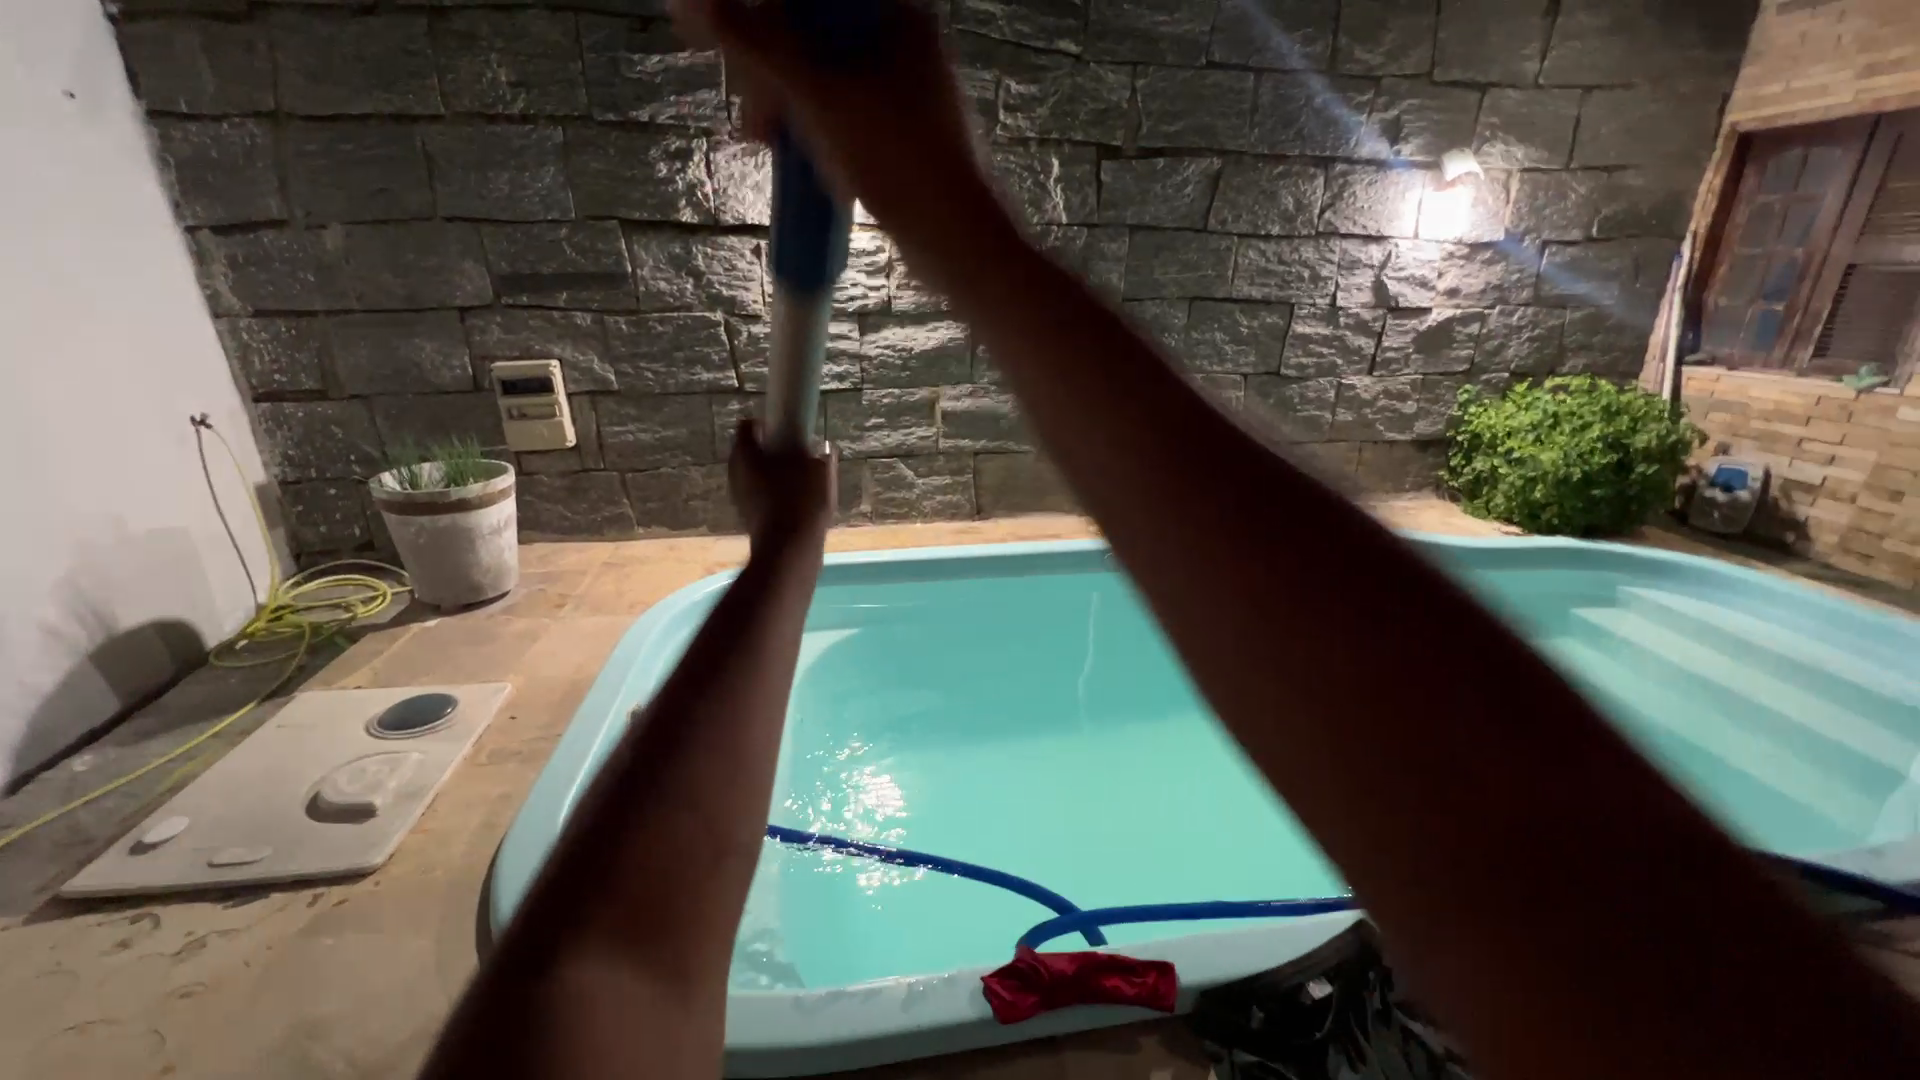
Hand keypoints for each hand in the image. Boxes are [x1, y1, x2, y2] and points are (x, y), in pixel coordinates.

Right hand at [672, 0, 1004, 251]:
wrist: (955, 237)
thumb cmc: (894, 159)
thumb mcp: (818, 97)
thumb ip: (756, 44)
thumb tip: (689, 2)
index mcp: (895, 14)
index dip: (763, 17)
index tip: (732, 50)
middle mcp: (905, 43)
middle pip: (815, 35)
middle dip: (773, 73)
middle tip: (756, 121)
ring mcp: (906, 91)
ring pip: (827, 80)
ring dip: (790, 107)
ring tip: (770, 144)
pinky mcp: (903, 134)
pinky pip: (846, 116)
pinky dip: (818, 131)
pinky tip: (806, 162)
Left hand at [728, 419, 835, 548]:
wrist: (789, 550)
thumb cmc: (802, 502)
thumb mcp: (820, 471)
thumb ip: (819, 456)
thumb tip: (823, 449)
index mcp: (746, 454)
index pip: (747, 426)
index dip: (768, 423)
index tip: (787, 428)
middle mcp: (736, 472)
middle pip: (750, 452)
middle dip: (771, 450)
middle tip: (796, 454)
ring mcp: (739, 497)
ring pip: (754, 475)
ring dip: (772, 474)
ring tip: (800, 480)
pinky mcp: (747, 517)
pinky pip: (760, 496)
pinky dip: (773, 494)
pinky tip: (796, 502)